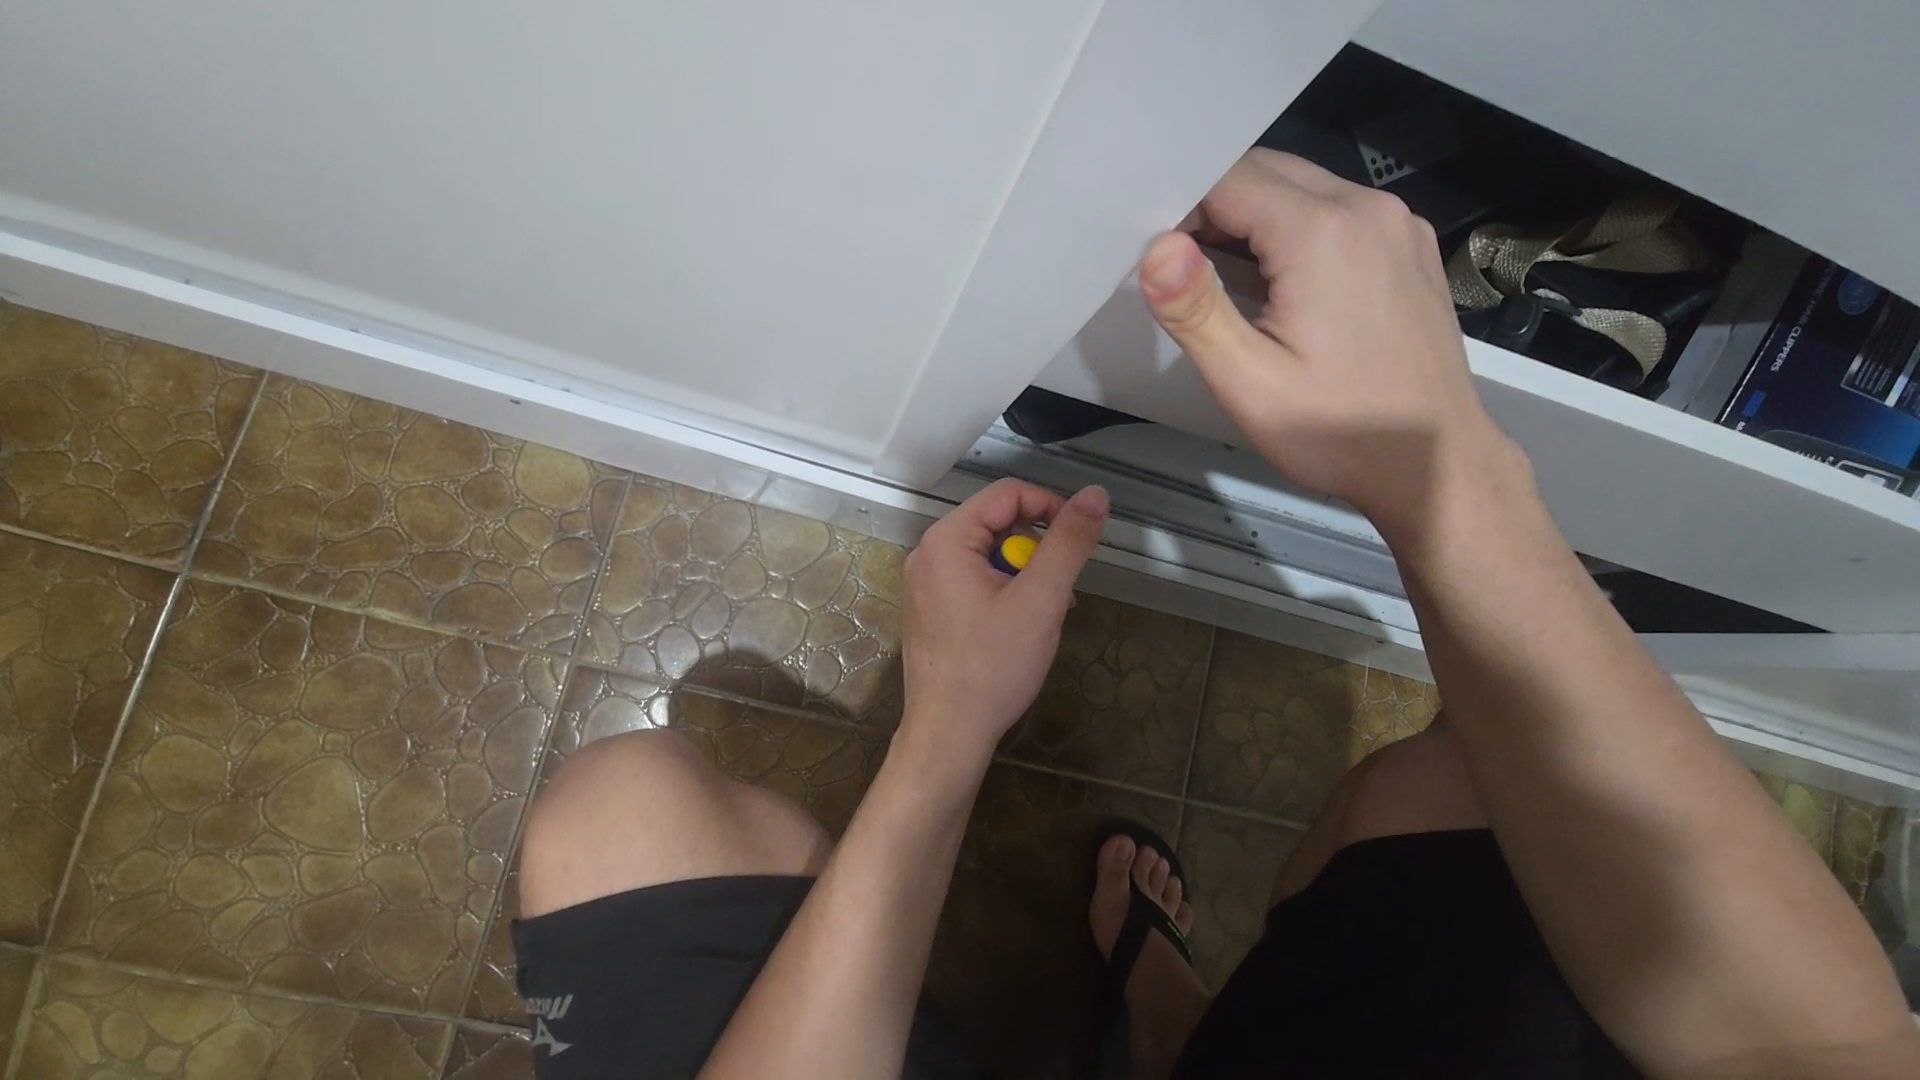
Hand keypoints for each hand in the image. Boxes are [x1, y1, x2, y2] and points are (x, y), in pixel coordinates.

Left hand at [898, 478, 1108, 761]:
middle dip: (1037, 549)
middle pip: (996, 523)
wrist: (949, 733)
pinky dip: (1004, 592)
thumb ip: (1069, 543)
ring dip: (1024, 573)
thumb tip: (1096, 495)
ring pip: (989, 554)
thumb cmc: (993, 667)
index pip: (1007, 494)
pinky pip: (974, 580)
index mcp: (947, 541)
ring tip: (1046, 613)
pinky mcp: (930, 609)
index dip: (1050, 506)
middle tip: (1060, 589)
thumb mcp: (1041, 600)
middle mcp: (928, 554)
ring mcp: (925, 583)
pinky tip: (1021, 626)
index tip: (1079, 539)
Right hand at [1137, 149, 1519, 541]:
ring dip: (1255, 218)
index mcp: (1322, 232)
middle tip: (1185, 273)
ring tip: (1227, 281)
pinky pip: (1339, 213)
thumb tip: (1155, 248)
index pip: (1229, 178)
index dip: (1183, 209)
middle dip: (1215, 207)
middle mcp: (1368, 207)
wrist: (1433, 463)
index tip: (1161, 260)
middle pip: (1269, 172)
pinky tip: (1283, 285)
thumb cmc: (1336, 430)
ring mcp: (1399, 224)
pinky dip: (1297, 230)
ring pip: (1304, 188)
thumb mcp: (1248, 382)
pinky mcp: (1411, 247)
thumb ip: (1196, 310)